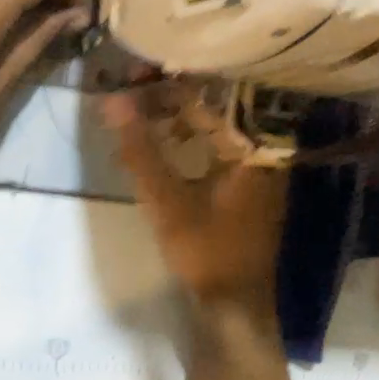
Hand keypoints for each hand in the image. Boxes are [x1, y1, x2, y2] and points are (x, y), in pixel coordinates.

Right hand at [103, 84, 288, 316]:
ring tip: (142, 116)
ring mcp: (261, 169)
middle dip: (174, 97)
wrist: (236, 306)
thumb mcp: (167, 201)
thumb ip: (141, 150)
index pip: (214, 93)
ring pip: (219, 127)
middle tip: (133, 90)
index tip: (137, 73)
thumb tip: (113, 101)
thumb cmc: (206, 252)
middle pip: (219, 106)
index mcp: (254, 145)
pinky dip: (193, 142)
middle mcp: (265, 149)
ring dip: (181, 119)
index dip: (172, 80)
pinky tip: (166, 148)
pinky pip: (222, 148)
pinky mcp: (250, 187)